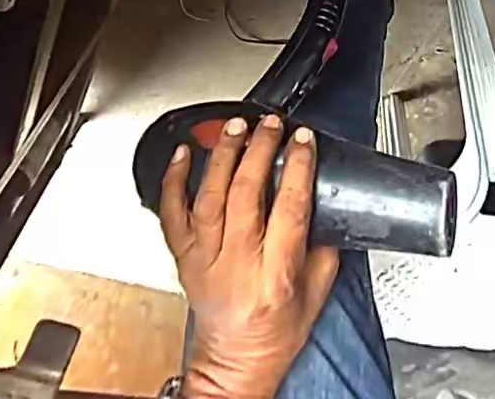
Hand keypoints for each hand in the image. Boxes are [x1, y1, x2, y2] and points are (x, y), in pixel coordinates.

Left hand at [160, 114, 339, 398]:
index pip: (288, 210)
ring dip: (223, 156)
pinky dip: (174, 180)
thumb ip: (322, 244)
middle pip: (244, 196)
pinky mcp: (184, 259)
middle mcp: (236, 266)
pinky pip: (172, 215)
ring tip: (236, 126)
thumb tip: (323, 197)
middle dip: (260, 151)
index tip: (303, 140)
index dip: (297, 168)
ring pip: (208, 198)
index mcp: (275, 277)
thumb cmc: (275, 337)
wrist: (233, 370)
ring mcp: (204, 261)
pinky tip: (184, 152)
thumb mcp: (318, 293)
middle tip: (272, 124)